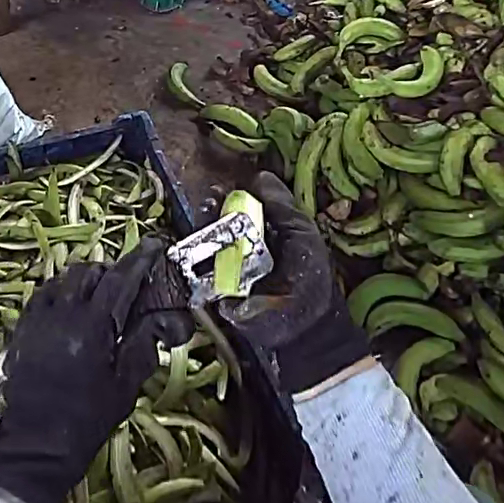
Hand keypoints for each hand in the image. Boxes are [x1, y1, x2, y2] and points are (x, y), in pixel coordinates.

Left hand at [0, 237, 166, 502]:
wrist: (36, 447)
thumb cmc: (88, 419)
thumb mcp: (126, 384)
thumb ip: (145, 343)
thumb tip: (165, 317)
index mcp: (93, 326)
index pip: (121, 279)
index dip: (141, 258)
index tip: (156, 244)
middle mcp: (63, 314)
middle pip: (89, 272)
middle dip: (110, 271)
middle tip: (124, 286)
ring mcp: (38, 320)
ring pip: (62, 279)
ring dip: (84, 281)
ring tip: (96, 297)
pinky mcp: (21, 331)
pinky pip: (41, 295)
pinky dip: (59, 293)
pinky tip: (68, 308)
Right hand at [219, 173, 368, 394]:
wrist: (307, 326)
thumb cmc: (311, 276)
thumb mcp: (301, 233)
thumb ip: (282, 206)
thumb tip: (259, 176)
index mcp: (263, 229)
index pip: (240, 205)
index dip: (231, 194)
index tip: (225, 187)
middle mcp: (242, 245)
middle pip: (218, 220)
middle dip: (213, 208)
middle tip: (212, 200)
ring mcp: (227, 267)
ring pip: (205, 241)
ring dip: (203, 228)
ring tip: (206, 218)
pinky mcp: (216, 289)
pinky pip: (198, 270)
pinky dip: (193, 258)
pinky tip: (199, 247)